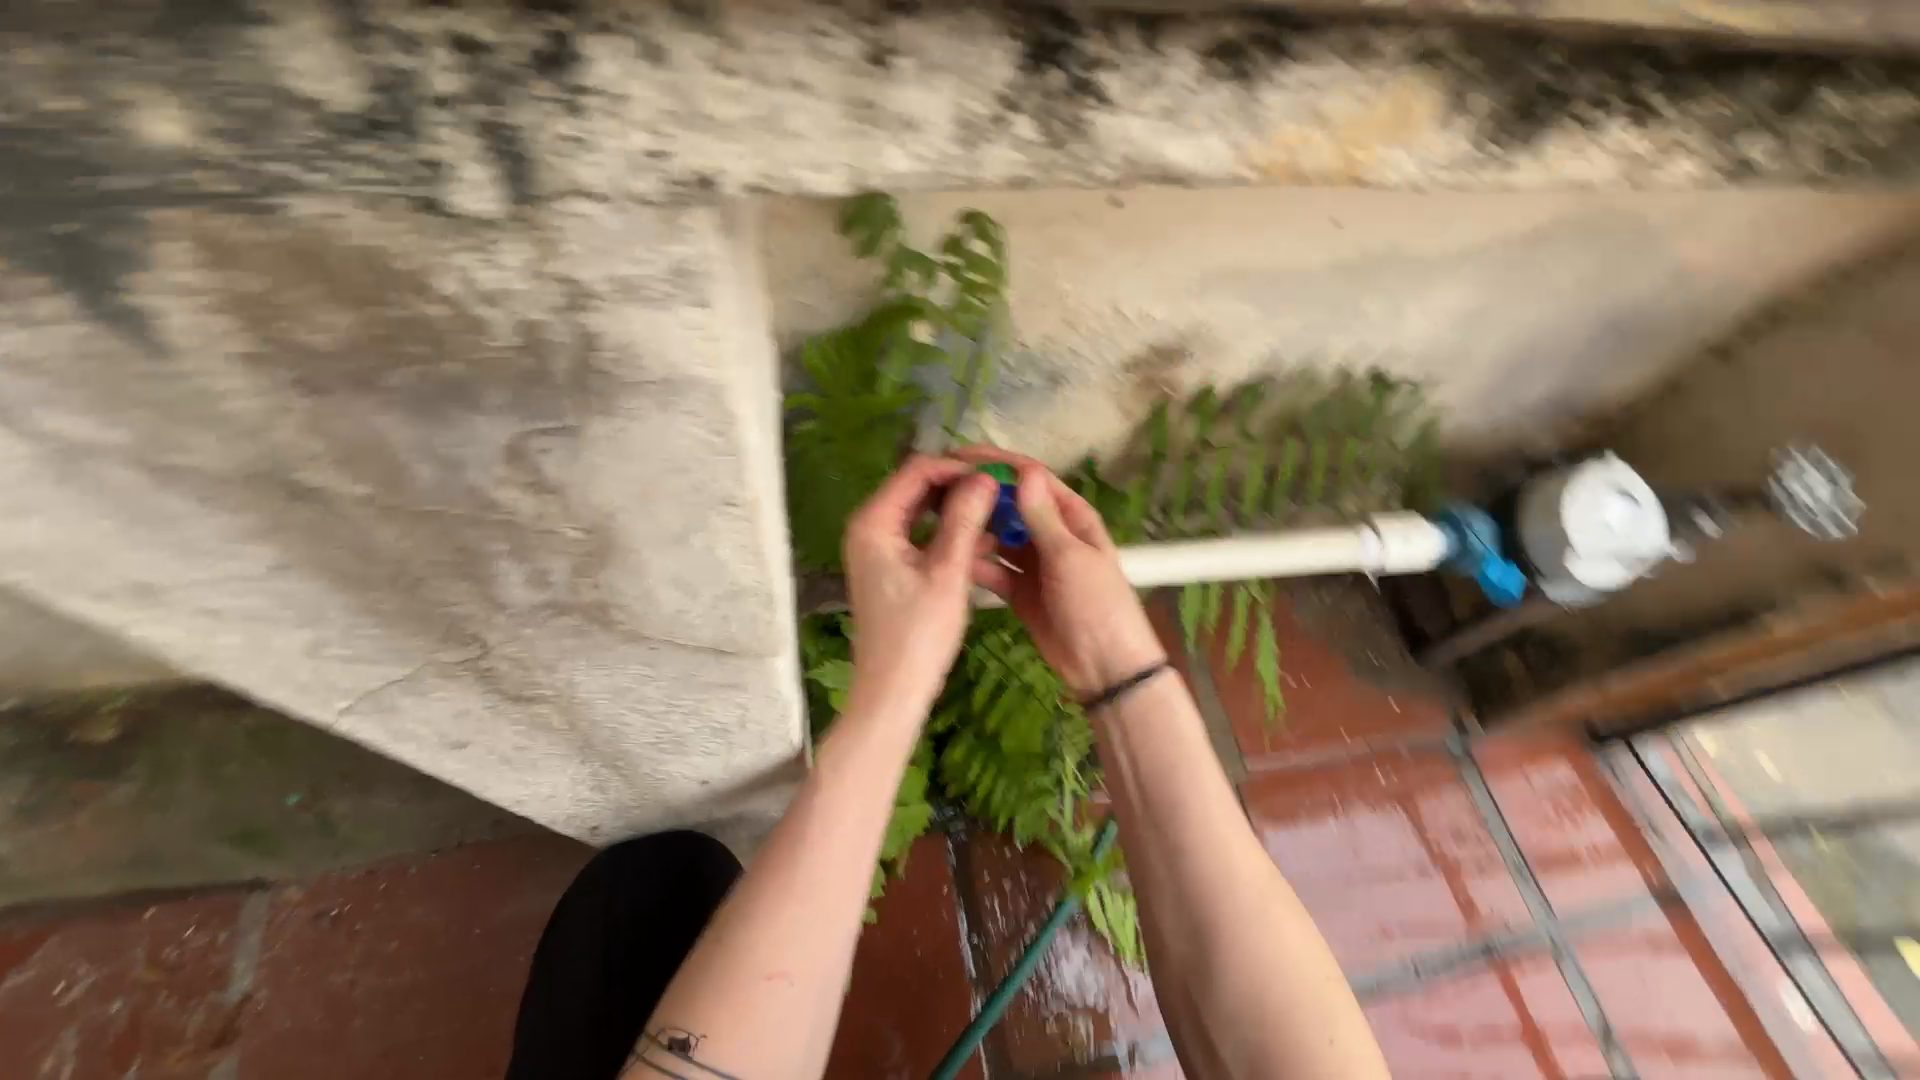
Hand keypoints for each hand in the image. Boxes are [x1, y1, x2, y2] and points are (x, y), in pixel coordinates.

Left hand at [842, 456, 999, 711]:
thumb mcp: (948, 572)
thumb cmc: (919, 633)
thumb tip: (985, 477)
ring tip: (999, 513)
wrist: (893, 691)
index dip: (958, 467)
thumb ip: (965, 519)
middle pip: (916, 487)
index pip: (917, 470)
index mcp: (873, 522)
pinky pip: (920, 536)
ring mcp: (877, 548)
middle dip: (958, 486)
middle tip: (1001, 490)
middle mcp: (868, 528)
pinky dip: (948, 535)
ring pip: (921, 512)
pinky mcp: (889, 568)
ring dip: (957, 510)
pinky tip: (984, 543)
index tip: (997, 473)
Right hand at [958, 449, 1166, 696]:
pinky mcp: (1018, 589)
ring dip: (974, 528)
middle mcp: (1050, 533)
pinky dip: (975, 563)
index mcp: (1072, 516)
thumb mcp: (1070, 557)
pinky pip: (992, 568)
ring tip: (938, 520)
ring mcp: (1033, 562)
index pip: (1031, 478)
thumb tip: (1023, 471)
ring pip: (997, 535)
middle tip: (938, 488)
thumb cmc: (1096, 605)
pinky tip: (951, 557)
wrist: (1104, 667)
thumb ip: (1042, 517)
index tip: (959, 457)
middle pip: (1010, 504)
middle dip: (979, 495)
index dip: (997, 464)